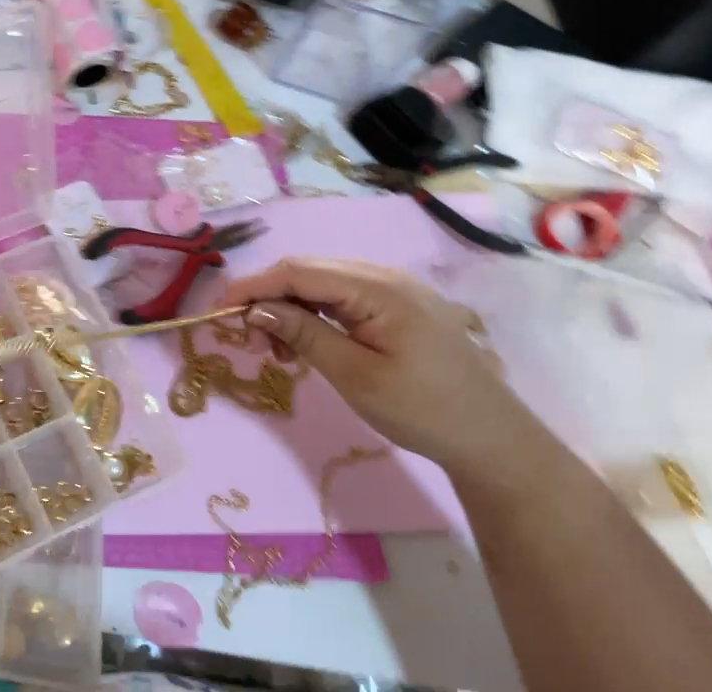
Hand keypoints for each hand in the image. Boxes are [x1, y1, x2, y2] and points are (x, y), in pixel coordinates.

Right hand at [220, 258, 549, 479]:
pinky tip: (309, 344)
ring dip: (291, 309)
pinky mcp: (400, 308)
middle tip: (250, 339)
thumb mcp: (354, 375)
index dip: (253, 286)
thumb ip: (303, 333)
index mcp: (379, 289)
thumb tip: (255, 309)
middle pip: (308, 272)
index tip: (218, 311)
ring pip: (323, 284)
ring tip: (280, 351)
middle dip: (269, 298)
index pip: (298, 271)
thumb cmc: (422, 410)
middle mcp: (386, 277)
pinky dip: (316, 316)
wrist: (492, 440)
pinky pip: (343, 298)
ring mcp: (396, 291)